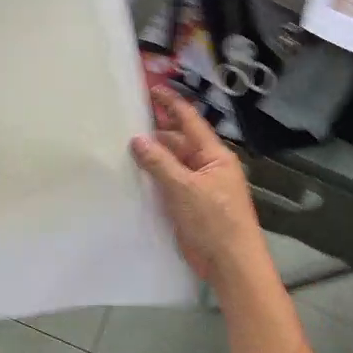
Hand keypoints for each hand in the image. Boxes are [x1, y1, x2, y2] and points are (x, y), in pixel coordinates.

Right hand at [129, 88, 273, 289]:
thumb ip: (160, 163)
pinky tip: (133, 177)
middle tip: (125, 124)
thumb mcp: (185, 188)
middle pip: (179, 143)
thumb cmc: (214, 222)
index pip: (190, 121)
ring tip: (122, 148)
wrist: (230, 263)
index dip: (171, 104)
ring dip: (152, 158)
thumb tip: (137, 139)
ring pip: (172, 165)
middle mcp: (208, 167)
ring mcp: (199, 188)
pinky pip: (169, 186)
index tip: (151, 90)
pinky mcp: (190, 207)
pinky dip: (154, 180)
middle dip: (156, 134)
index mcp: (215, 155)